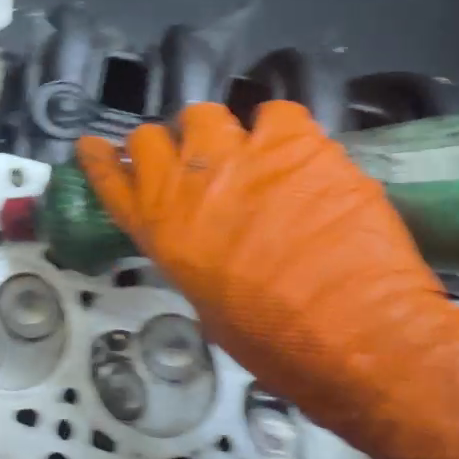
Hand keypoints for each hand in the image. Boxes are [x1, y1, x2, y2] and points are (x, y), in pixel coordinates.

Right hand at [74, 101, 458, 458]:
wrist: (360, 339)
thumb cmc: (278, 345)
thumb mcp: (206, 302)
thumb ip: (192, 255)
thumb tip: (208, 240)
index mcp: (156, 227)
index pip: (108, 174)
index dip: (100, 157)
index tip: (97, 146)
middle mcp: (184, 182)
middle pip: (153, 135)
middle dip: (171, 145)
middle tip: (201, 165)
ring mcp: (238, 156)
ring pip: (208, 113)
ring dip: (223, 133)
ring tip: (254, 155)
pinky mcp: (296, 144)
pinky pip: (278, 113)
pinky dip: (284, 131)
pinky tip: (302, 155)